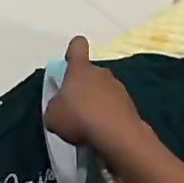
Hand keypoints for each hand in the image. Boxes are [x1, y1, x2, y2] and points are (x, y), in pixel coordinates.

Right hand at [44, 36, 149, 151]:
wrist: (117, 135)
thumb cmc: (79, 118)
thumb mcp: (53, 115)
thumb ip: (56, 106)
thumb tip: (62, 106)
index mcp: (80, 70)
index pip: (78, 46)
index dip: (73, 51)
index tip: (70, 61)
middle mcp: (101, 73)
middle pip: (91, 74)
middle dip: (84, 87)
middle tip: (75, 108)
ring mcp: (119, 88)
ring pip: (104, 90)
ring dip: (97, 103)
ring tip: (89, 125)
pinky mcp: (130, 106)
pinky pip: (115, 107)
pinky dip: (109, 117)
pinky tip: (103, 132)